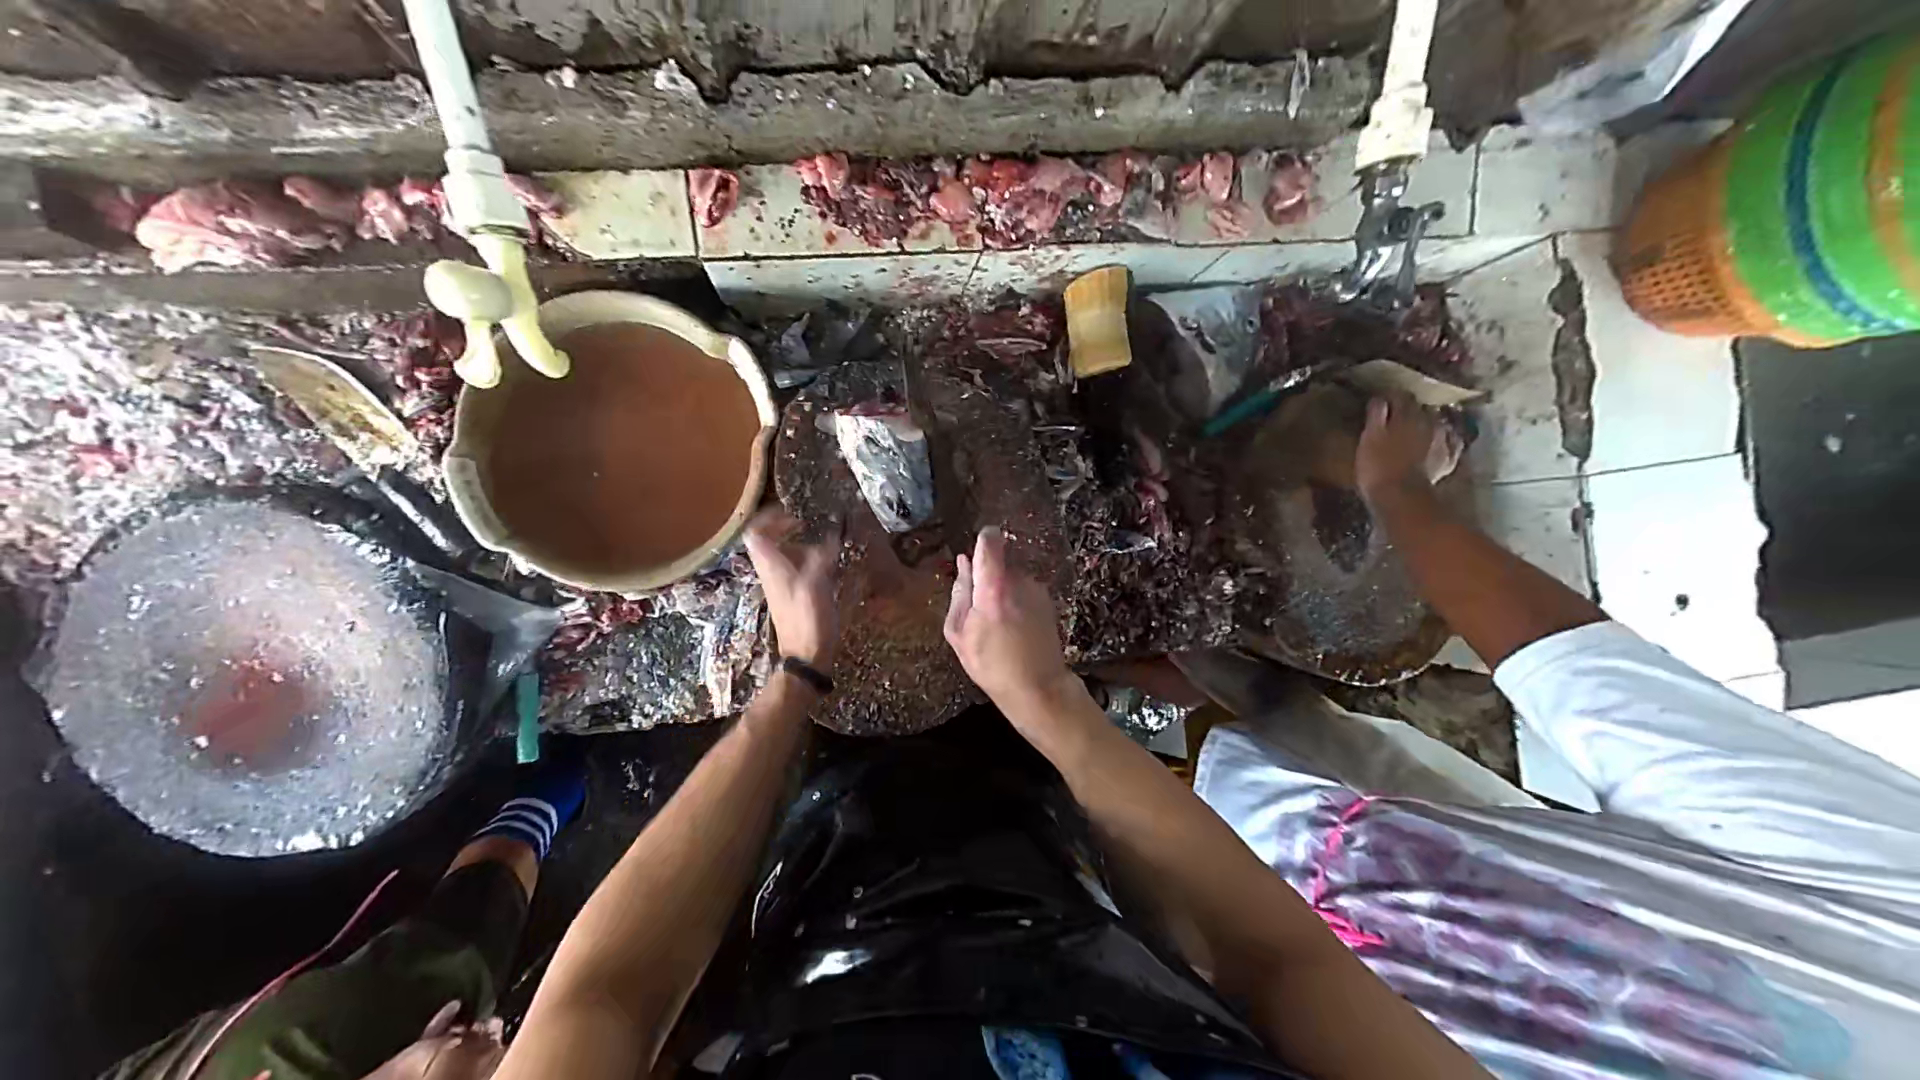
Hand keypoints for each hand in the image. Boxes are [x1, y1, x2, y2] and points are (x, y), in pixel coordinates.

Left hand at [743, 507, 842, 669]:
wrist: (805, 655)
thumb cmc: (807, 619)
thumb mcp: (816, 583)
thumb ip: (822, 556)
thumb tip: (832, 534)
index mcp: (771, 565)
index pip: (755, 533)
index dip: (767, 518)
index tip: (788, 510)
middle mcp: (770, 572)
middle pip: (766, 541)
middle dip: (783, 527)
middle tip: (803, 521)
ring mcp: (779, 584)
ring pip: (780, 554)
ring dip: (796, 543)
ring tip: (818, 539)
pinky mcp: (791, 594)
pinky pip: (792, 568)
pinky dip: (805, 559)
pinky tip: (825, 562)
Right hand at [943, 527, 1078, 717]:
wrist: (1038, 687)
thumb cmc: (991, 665)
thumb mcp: (959, 634)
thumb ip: (959, 593)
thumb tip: (963, 563)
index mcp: (993, 589)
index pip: (990, 541)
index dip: (982, 539)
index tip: (975, 551)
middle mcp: (1019, 581)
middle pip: (998, 562)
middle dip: (986, 577)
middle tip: (979, 609)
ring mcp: (1037, 589)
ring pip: (1011, 576)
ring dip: (1002, 591)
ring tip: (997, 624)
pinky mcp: (1047, 599)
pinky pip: (1024, 589)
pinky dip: (1016, 601)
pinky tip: (1014, 628)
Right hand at [1355, 392, 1444, 508]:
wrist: (1401, 496)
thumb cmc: (1378, 465)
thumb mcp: (1369, 437)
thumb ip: (1376, 415)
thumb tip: (1380, 398)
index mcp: (1408, 415)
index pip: (1402, 397)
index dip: (1392, 397)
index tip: (1382, 399)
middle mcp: (1430, 422)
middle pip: (1422, 409)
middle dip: (1411, 410)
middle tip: (1398, 416)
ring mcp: (1443, 441)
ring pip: (1438, 424)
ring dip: (1428, 424)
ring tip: (1418, 430)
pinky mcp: (1448, 459)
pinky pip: (1451, 443)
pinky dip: (1446, 441)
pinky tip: (1440, 444)